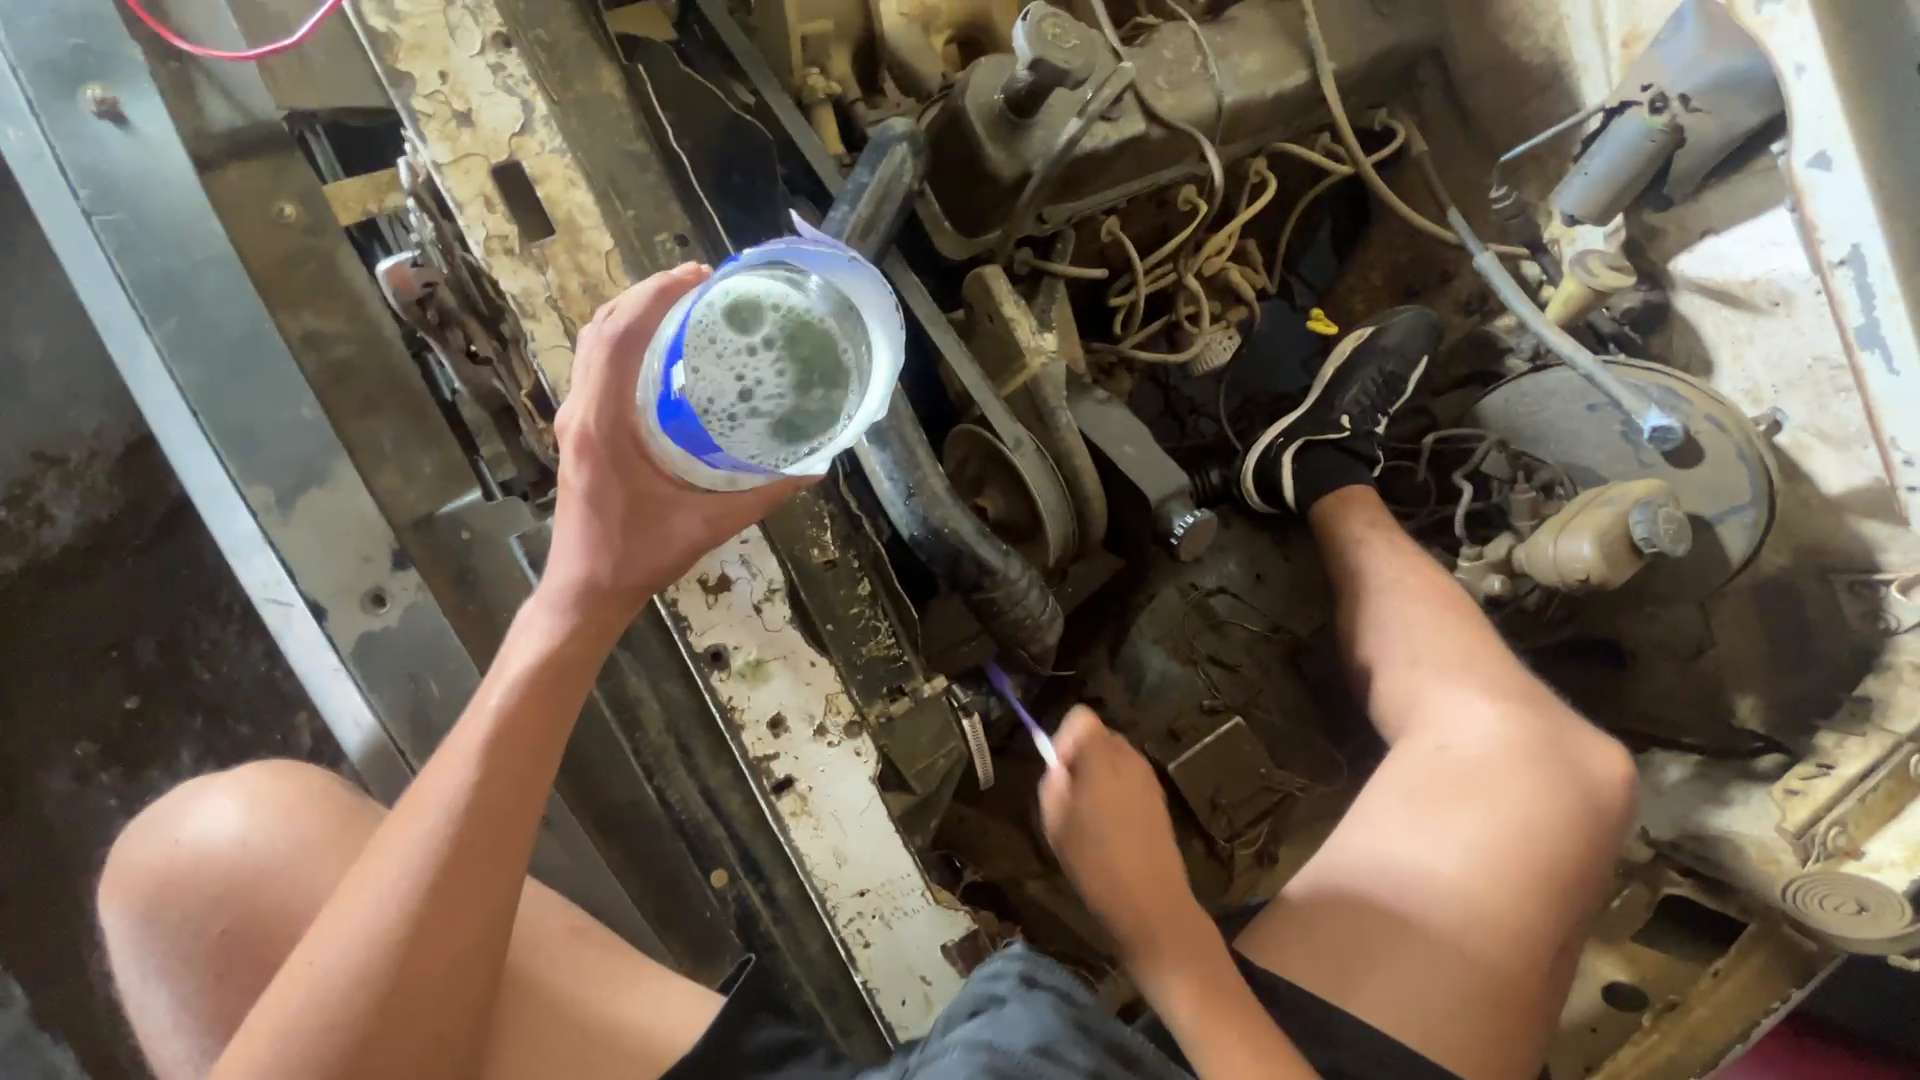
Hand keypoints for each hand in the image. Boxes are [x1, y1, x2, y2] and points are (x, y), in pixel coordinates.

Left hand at [540, 264, 809, 634]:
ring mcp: (574, 421)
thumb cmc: (639, 557)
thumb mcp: (708, 525)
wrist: (585, 589)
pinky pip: (597, 368)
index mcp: (603, 425)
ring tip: (683, 306)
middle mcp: (581, 413)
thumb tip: (814, 469)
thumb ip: (762, 495)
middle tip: (699, 284)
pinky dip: (625, 343)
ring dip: (633, 315)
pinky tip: (664, 354)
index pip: (618, 338)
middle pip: (601, 328)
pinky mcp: (579, 432)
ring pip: (593, 345)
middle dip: (647, 295)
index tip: (698, 277)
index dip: (655, 297)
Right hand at [1040, 706, 1205, 963]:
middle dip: (1080, 756)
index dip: (1063, 738)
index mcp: (1102, 758)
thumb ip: (1052, 783)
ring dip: (1098, 773)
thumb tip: (1058, 768)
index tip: (1058, 772)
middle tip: (1069, 796)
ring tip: (1088, 814)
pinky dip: (1115, 788)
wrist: (1152, 905)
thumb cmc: (1096, 865)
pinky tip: (1110, 826)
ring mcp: (1149, 777)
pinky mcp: (1160, 798)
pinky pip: (1129, 777)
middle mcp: (1130, 758)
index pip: (1080, 717)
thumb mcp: (1055, 824)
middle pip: (1099, 735)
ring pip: (1114, 756)